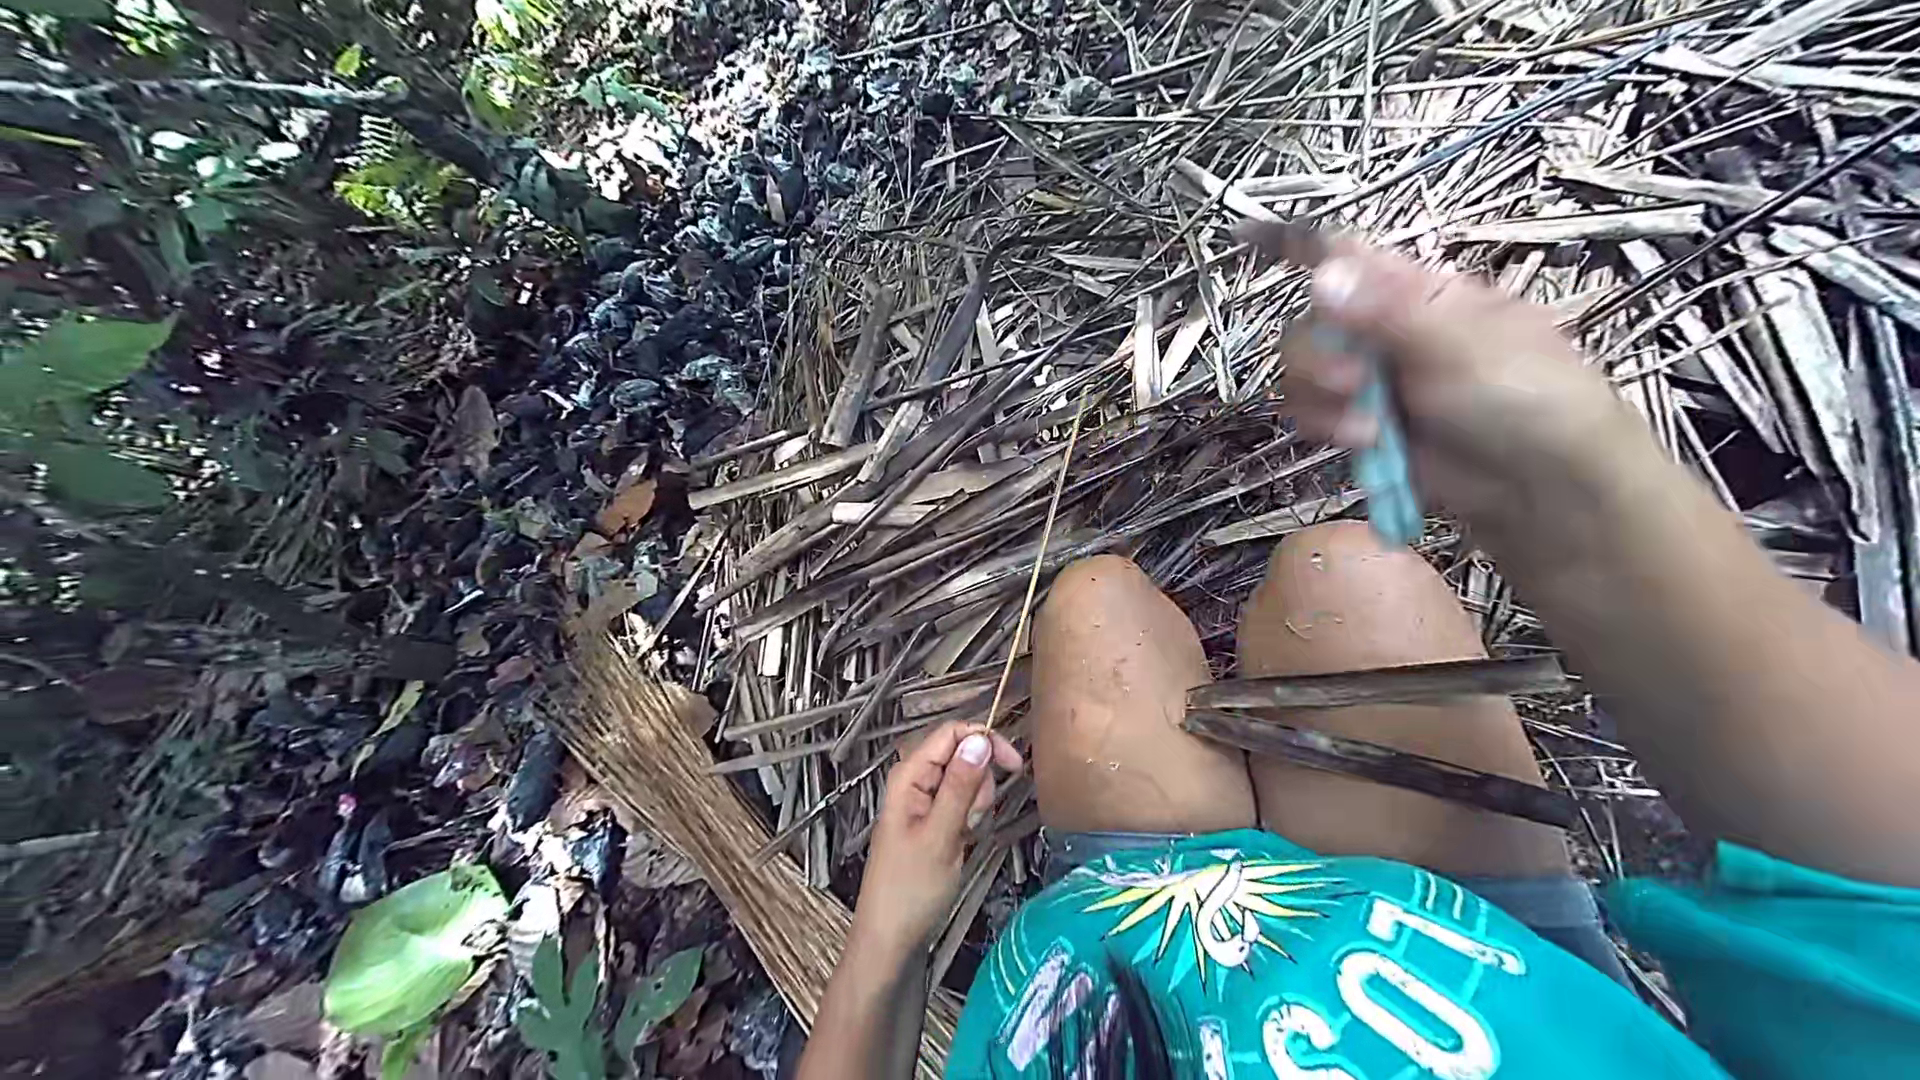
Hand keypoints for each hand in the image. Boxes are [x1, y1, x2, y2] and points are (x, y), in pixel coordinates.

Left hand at [850, 722, 1022, 957]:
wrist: (892, 938)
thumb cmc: (909, 891)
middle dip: (980, 782)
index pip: (952, 732)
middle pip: (964, 753)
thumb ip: (961, 785)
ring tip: (963, 834)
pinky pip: (964, 801)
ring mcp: (925, 798)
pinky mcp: (935, 817)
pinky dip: (971, 817)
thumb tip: (980, 739)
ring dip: (977, 803)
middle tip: (972, 818)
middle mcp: (916, 779)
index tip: (1014, 764)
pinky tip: (963, 839)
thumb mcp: (940, 835)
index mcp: (909, 774)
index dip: (986, 740)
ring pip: (968, 778)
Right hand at [1256, 230, 1646, 526]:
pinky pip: (1308, 411)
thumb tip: (1324, 276)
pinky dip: (1324, 425)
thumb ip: (1389, 314)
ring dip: (1322, 400)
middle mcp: (1380, 331)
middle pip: (1307, 326)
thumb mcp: (1465, 346)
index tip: (1246, 236)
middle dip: (1319, 358)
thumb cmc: (1526, 399)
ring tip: (1368, 426)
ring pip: (1300, 374)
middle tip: (1354, 383)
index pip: (1347, 258)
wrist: (1536, 485)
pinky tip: (1361, 439)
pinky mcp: (1354, 420)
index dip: (1298, 248)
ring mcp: (1365, 379)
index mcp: (1414, 294)